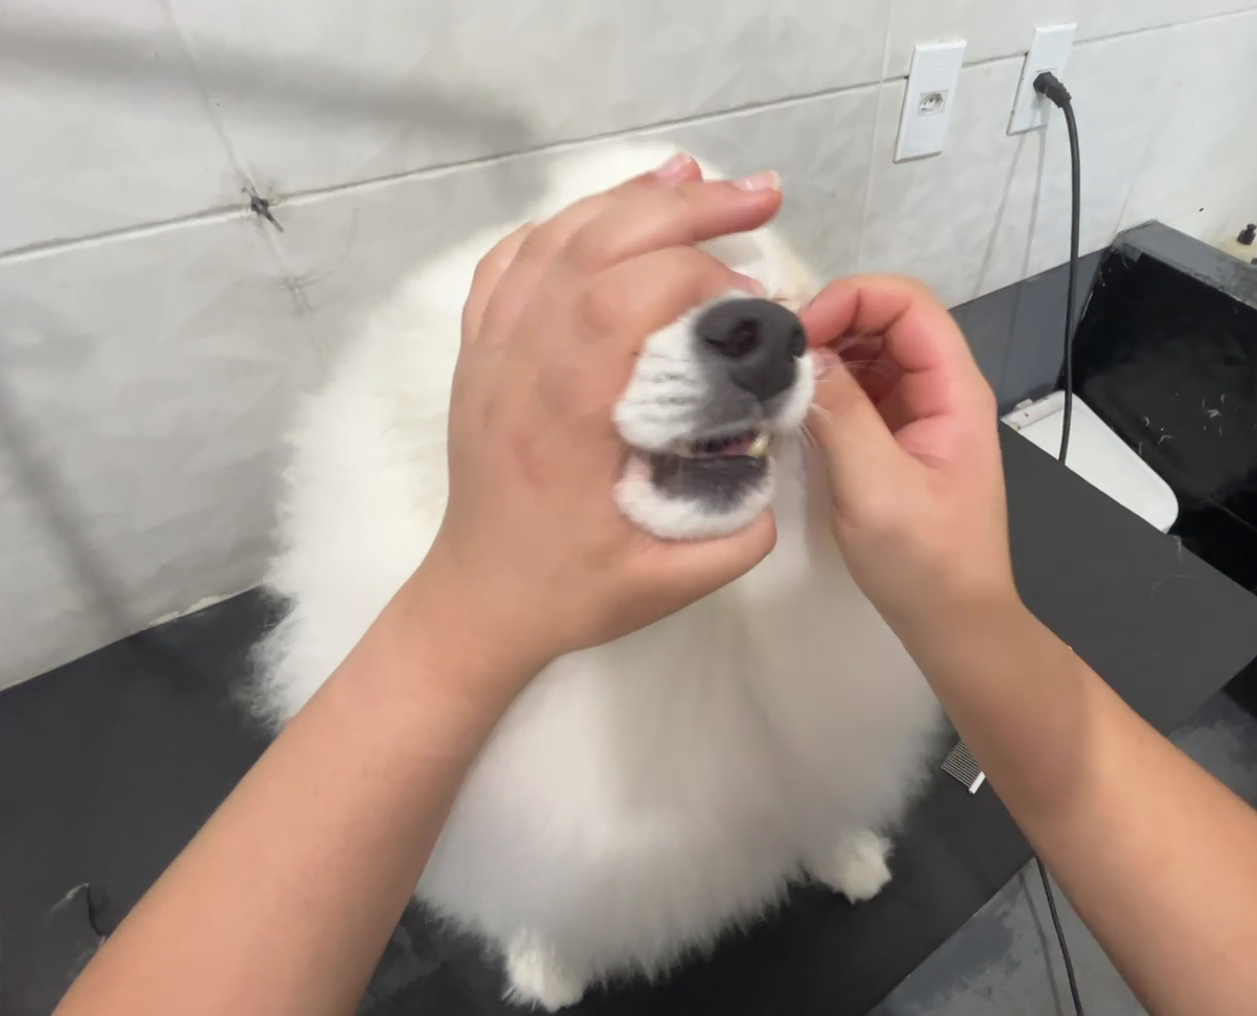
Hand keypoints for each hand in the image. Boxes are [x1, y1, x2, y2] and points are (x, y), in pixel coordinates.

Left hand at [408, 155, 784, 670]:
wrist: (482, 600)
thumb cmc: (575, 592)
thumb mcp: (675, 582)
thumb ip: (745, 528)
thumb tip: (777, 452)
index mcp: (565, 417)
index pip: (626, 299)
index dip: (700, 277)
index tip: (754, 308)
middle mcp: (518, 365)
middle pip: (597, 244)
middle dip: (688, 209)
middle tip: (762, 199)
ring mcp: (489, 351)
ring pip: (556, 237)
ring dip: (633, 197)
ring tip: (700, 175)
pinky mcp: (480, 352)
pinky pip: (513, 261)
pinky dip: (565, 222)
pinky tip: (610, 213)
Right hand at [800, 275, 1015, 630]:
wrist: (951, 619)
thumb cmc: (924, 560)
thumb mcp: (878, 487)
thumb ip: (842, 415)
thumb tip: (803, 356)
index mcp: (954, 390)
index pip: (907, 304)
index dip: (850, 299)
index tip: (797, 334)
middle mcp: (940, 390)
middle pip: (887, 321)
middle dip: (832, 322)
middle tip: (776, 354)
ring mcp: (918, 415)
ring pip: (871, 356)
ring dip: (826, 356)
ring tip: (778, 377)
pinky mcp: (896, 440)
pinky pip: (861, 394)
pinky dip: (828, 389)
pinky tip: (796, 406)